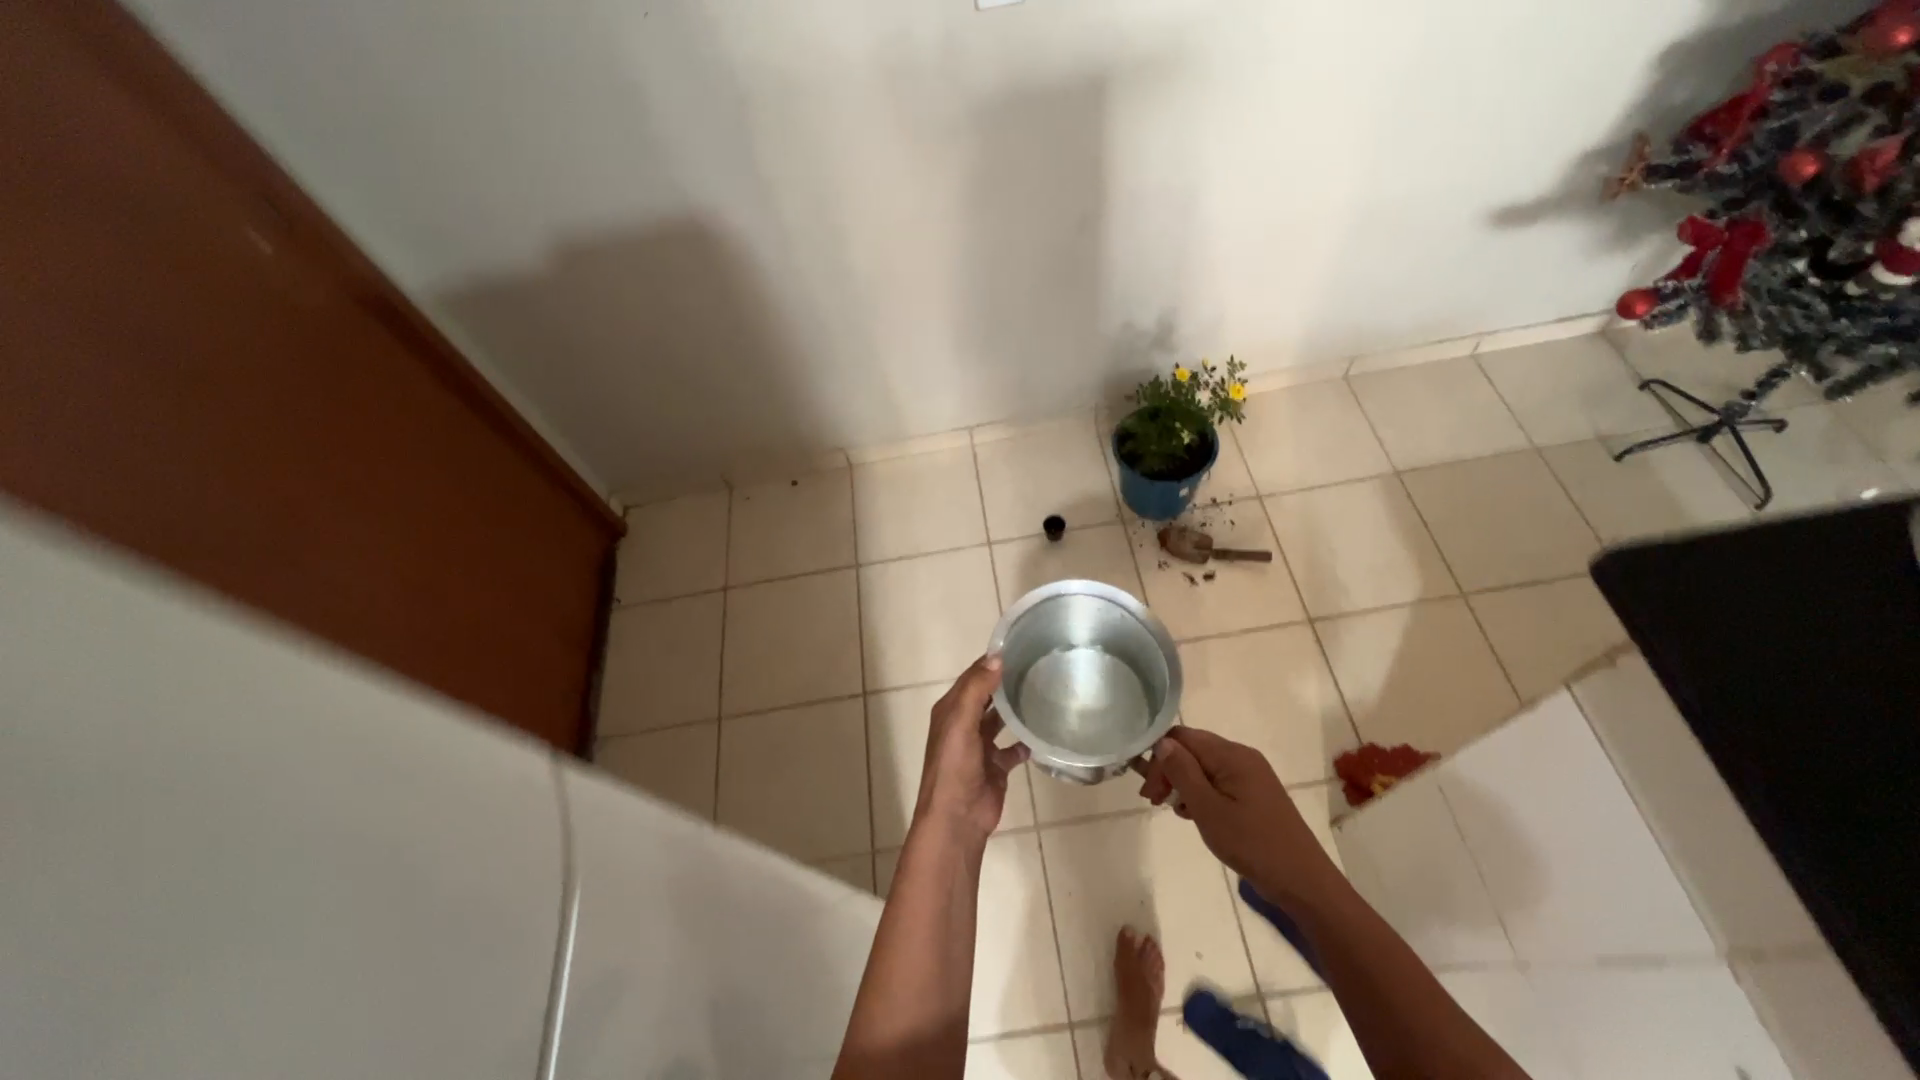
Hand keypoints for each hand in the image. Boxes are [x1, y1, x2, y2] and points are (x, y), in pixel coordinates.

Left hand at [912, 655, 1030, 846]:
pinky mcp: (996, 765)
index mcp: (951, 710)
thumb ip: (976, 690)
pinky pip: (1014, 748)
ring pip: (1000, 719)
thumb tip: (997, 657)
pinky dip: (1026, 740)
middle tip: (1040, 664)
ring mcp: (981, 746)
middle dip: (1007, 681)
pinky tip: (1044, 731)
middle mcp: (964, 724)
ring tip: (1046, 691)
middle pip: (987, 695)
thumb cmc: (954, 767)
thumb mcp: (960, 723)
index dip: (992, 661)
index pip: (973, 676)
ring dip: (1017, 708)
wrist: (957, 818)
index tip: (1021, 644)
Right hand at [1139, 727, 1342, 905]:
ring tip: (1174, 811)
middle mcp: (1242, 756)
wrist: (1300, 879)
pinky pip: (1218, 781)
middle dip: (1169, 770)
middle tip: (1154, 801)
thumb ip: (1183, 772)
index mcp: (1232, 755)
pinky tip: (1195, 815)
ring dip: (1183, 783)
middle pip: (1193, 749)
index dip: (1160, 757)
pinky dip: (1201, 794)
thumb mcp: (1208, 808)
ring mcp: (1251, 775)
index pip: (1183, 737)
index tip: (1150, 791)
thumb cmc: (1251, 843)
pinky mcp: (1254, 793)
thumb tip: (1162, 743)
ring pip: (1204, 767)